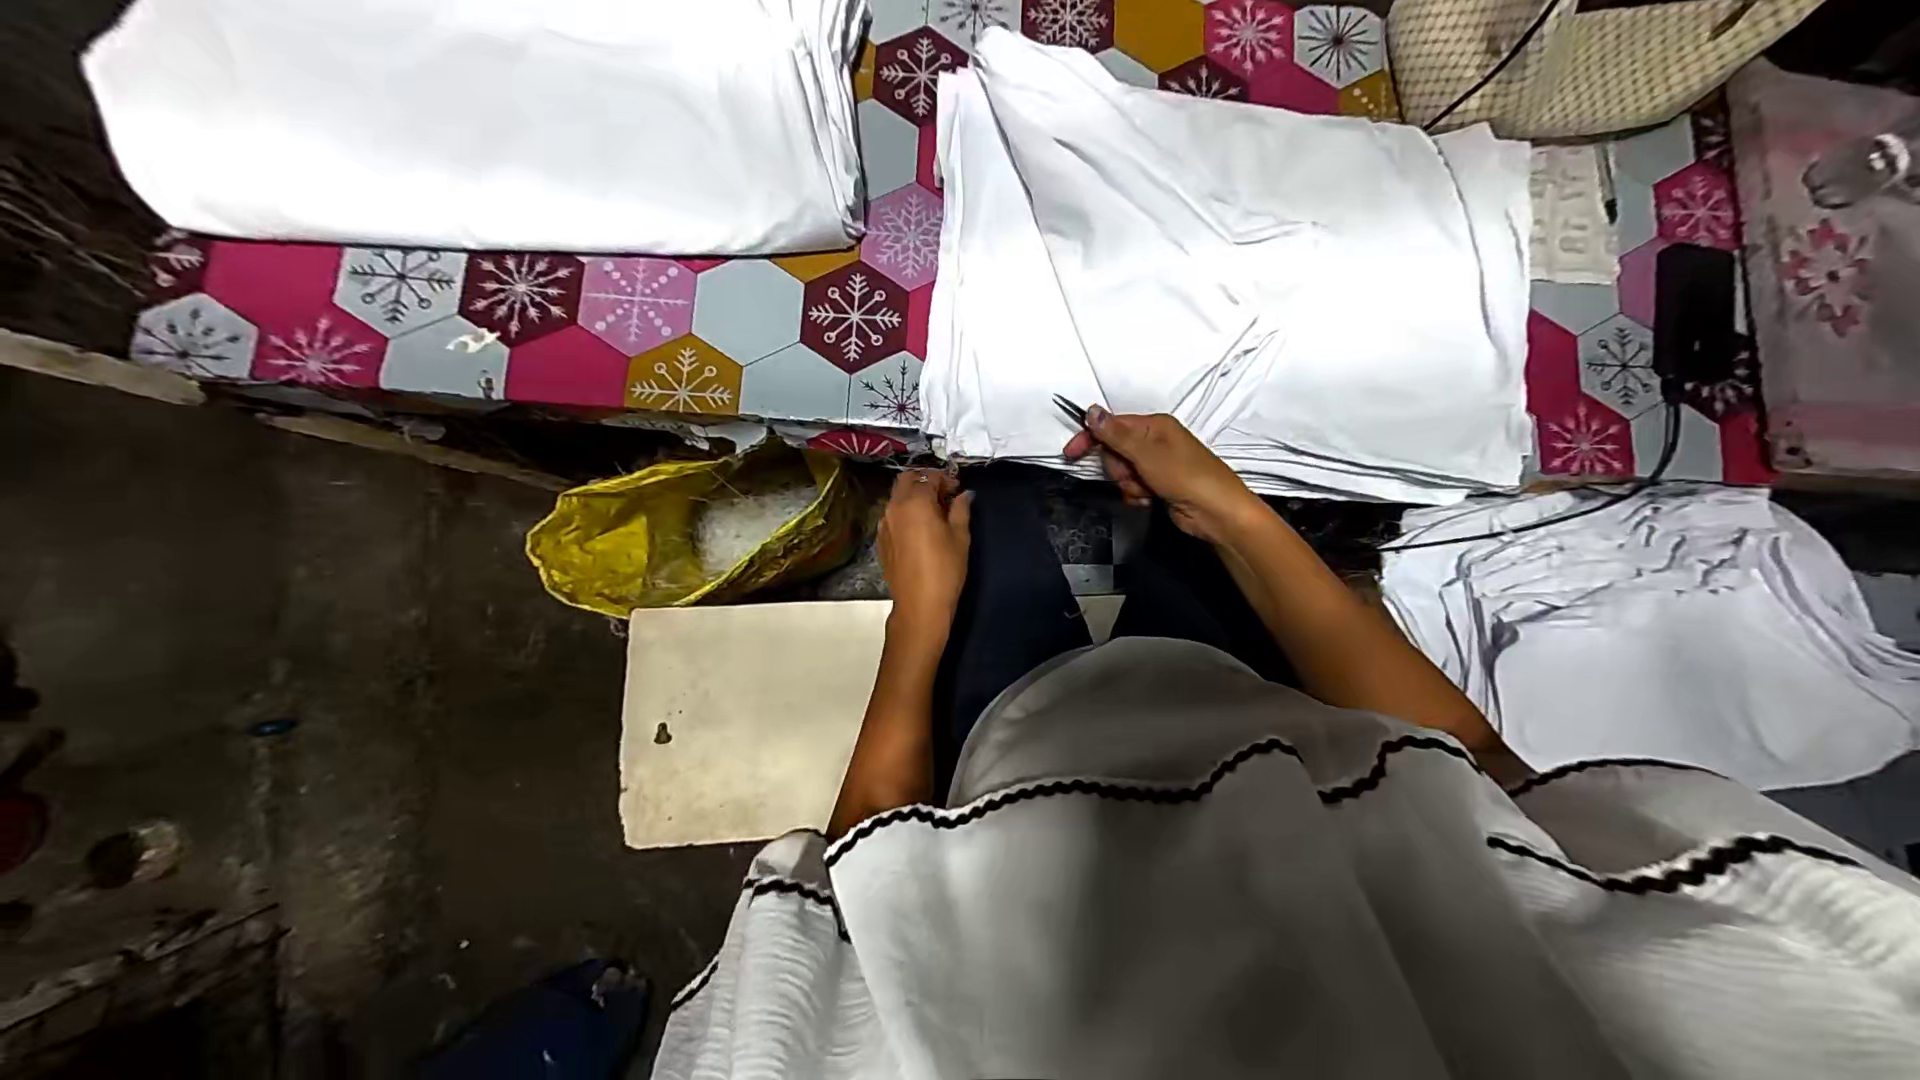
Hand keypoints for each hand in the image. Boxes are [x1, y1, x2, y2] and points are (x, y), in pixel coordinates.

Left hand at [880, 468, 973, 636]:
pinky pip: (891, 516)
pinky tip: (919, 530)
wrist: (920, 604)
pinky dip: (904, 513)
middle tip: (943, 496)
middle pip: (906, 480)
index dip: (946, 479)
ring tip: (932, 513)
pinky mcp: (881, 540)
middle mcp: (895, 507)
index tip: (957, 489)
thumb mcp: (960, 536)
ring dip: (913, 497)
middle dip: (925, 481)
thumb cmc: (945, 569)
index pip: (929, 477)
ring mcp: (884, 524)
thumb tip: (964, 495)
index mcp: (916, 502)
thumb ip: (961, 509)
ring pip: (896, 498)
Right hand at [1063, 407, 1264, 542]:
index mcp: (1154, 426)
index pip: (1111, 426)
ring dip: (1128, 484)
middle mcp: (1154, 442)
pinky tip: (1151, 498)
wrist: (1216, 512)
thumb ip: (1115, 434)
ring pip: (1121, 473)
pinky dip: (1136, 495)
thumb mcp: (1146, 453)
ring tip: (1147, 489)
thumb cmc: (1190, 477)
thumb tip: (1092, 412)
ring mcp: (1156, 464)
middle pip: (1113, 452)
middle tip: (1133, 474)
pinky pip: (1131, 487)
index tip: (1072, 452)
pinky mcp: (1157, 484)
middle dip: (1118, 468)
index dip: (1090, 438)